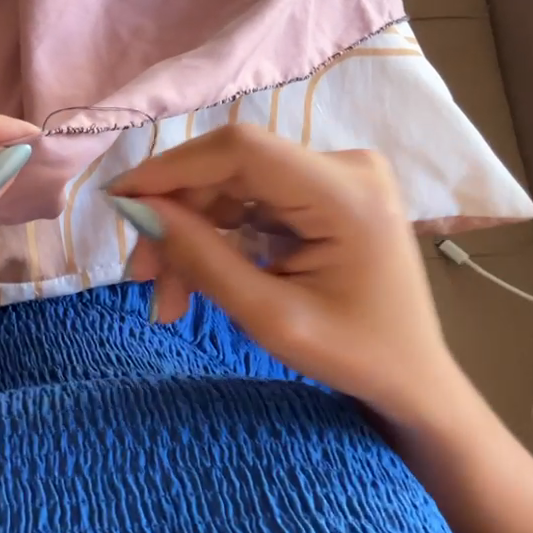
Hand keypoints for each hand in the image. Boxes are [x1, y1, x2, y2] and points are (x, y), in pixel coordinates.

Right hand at [107, 123, 463, 423]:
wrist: (413, 381)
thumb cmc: (355, 357)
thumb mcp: (271, 319)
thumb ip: (202, 259)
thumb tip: (138, 211)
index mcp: (347, 194)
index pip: (240, 151)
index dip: (170, 168)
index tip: (119, 202)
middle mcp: (343, 167)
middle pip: (227, 170)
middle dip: (174, 217)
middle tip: (141, 276)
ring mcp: (331, 176)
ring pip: (226, 187)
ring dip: (187, 233)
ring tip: (166, 295)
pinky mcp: (319, 191)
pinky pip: (243, 200)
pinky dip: (210, 236)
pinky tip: (193, 277)